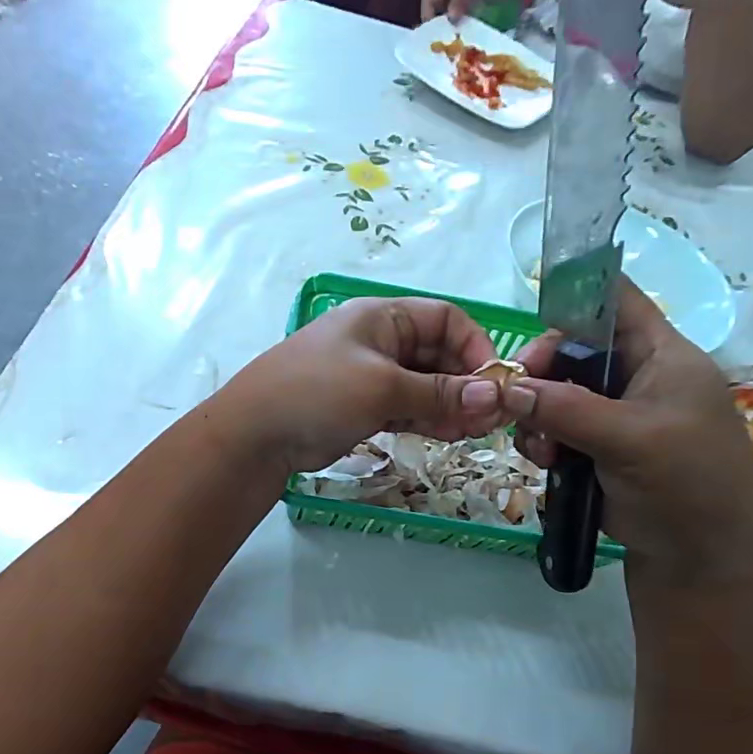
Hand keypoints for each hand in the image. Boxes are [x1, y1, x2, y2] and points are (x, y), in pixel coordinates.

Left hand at [218, 297, 512, 472]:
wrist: (256, 434)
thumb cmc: (318, 393)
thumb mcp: (382, 386)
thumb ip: (439, 392)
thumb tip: (495, 396)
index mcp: (382, 317)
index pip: (445, 319)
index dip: (475, 346)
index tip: (493, 383)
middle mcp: (379, 341)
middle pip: (438, 355)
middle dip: (466, 384)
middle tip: (490, 419)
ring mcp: (369, 376)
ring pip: (424, 385)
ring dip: (451, 406)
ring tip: (474, 433)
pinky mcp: (362, 407)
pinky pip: (407, 407)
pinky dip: (428, 419)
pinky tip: (449, 436)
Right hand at [501, 281, 752, 566]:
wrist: (705, 560)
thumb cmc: (687, 484)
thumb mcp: (628, 437)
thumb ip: (564, 407)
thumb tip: (504, 386)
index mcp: (664, 357)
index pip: (619, 303)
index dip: (579, 292)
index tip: (530, 311)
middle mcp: (638, 378)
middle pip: (574, 351)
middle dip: (540, 371)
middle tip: (515, 396)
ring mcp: (617, 415)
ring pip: (557, 393)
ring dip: (536, 413)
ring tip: (538, 445)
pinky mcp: (599, 448)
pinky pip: (556, 428)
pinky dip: (542, 439)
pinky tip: (543, 460)